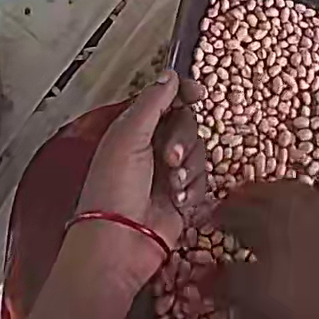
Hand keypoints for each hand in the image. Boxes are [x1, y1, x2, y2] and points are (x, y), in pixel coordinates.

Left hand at [72, 69, 211, 290]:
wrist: (119, 244)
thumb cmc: (115, 187)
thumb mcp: (129, 136)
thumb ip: (152, 102)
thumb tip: (170, 74)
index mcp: (135, 127)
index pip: (166, 99)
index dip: (183, 93)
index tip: (197, 93)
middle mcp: (153, 145)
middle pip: (186, 123)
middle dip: (183, 138)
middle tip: (169, 157)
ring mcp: (169, 171)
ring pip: (198, 150)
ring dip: (189, 166)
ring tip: (172, 184)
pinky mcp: (183, 196)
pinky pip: (203, 179)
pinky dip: (193, 188)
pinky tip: (179, 200)